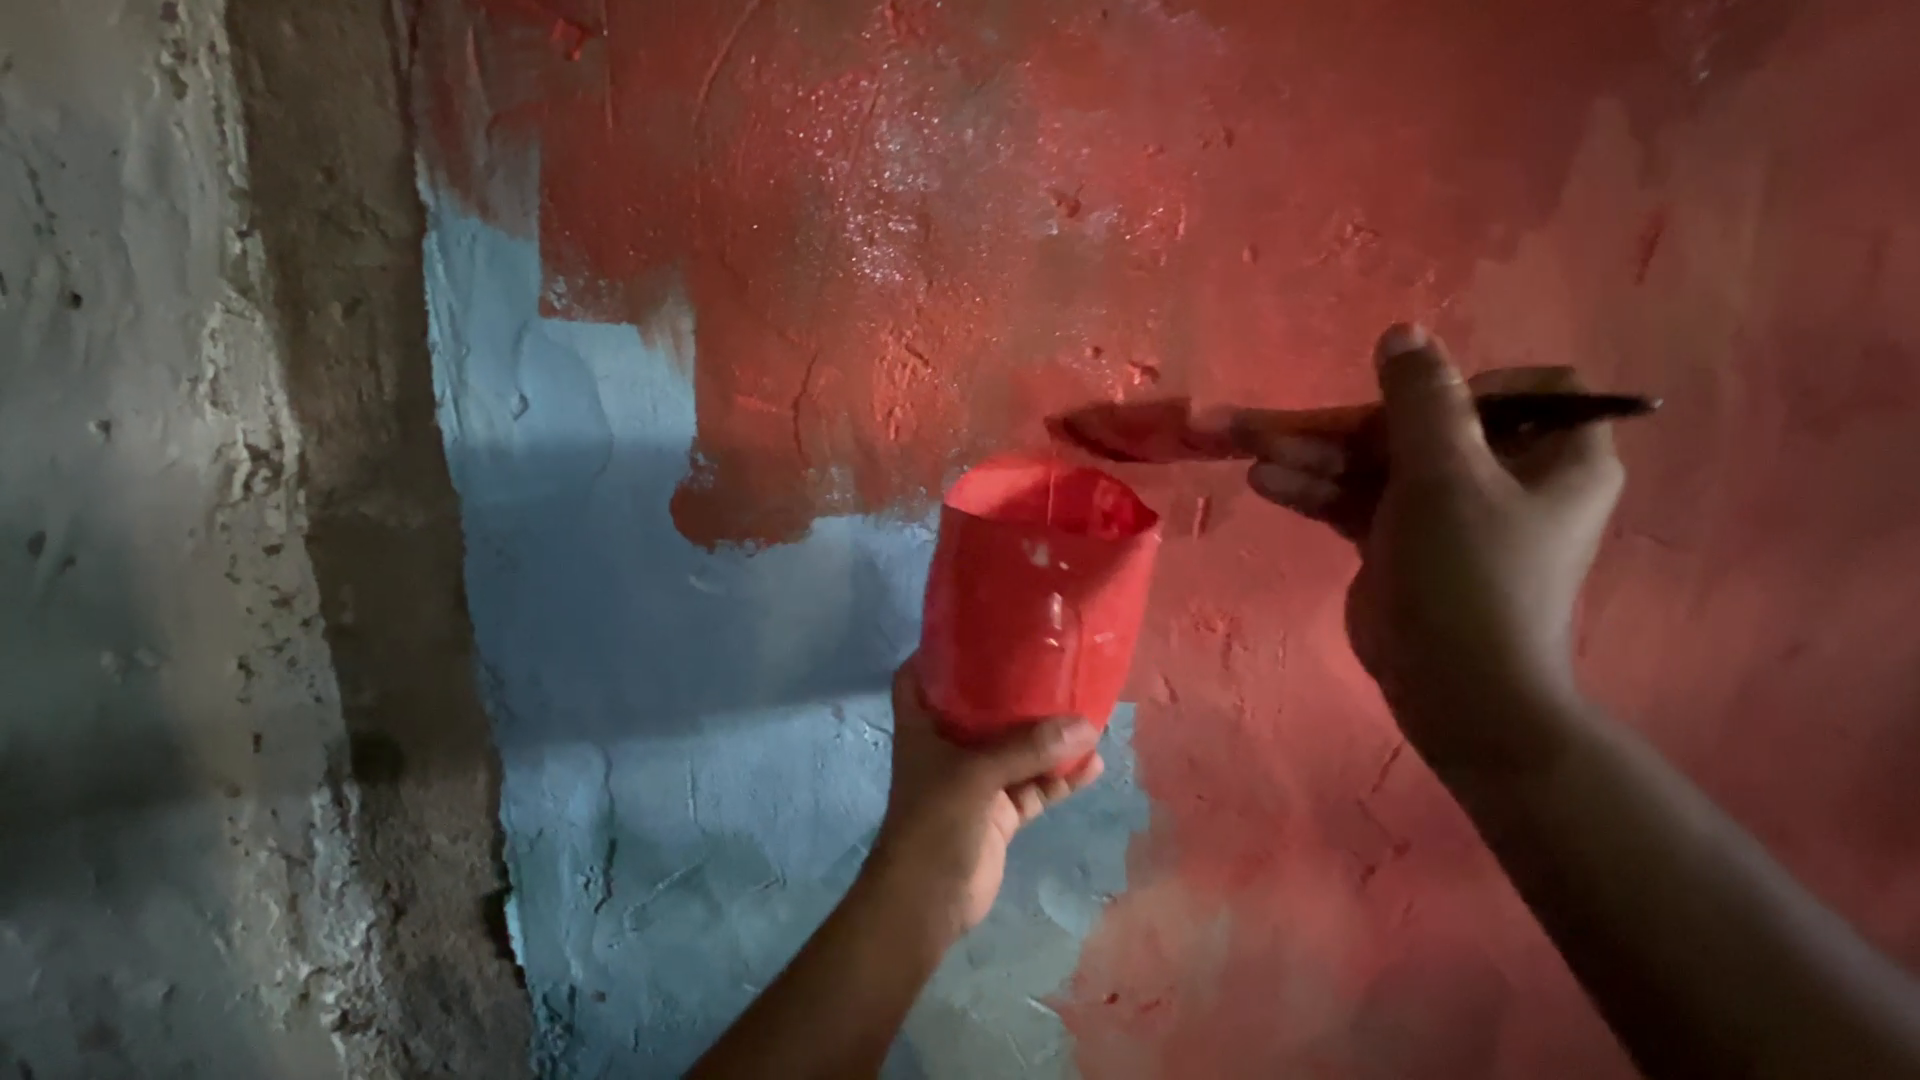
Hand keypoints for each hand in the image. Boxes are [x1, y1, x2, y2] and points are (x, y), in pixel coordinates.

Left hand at [865, 660, 1104, 938]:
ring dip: (1048, 736)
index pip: (921, 674)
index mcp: (923, 725)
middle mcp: (946, 745)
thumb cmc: (934, 822)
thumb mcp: (976, 775)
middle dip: (1014, 690)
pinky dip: (1060, 777)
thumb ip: (1029, 749)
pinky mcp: (998, 812)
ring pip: (1015, 748)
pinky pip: (1034, 786)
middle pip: (979, 706)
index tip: (979, 629)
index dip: (940, 651)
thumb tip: (1086, 725)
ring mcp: (974, 780)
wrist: (926, 902)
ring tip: (1088, 713)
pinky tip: (1093, 765)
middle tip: (1053, 663)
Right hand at [1238, 324, 1624, 770]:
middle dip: (1351, 425)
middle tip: (1287, 423)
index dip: (1469, 384)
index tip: (1420, 403)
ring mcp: (1447, 511)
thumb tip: (1404, 332)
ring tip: (1254, 450)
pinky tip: (1266, 481)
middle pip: (1424, 426)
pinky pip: (1357, 499)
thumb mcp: (1448, 475)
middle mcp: (1506, 476)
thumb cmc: (1470, 573)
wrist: (1452, 687)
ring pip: (1378, 463)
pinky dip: (1316, 490)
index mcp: (1557, 456)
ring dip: (1318, 456)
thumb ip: (1422, 400)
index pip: (1528, 389)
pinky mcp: (1400, 541)